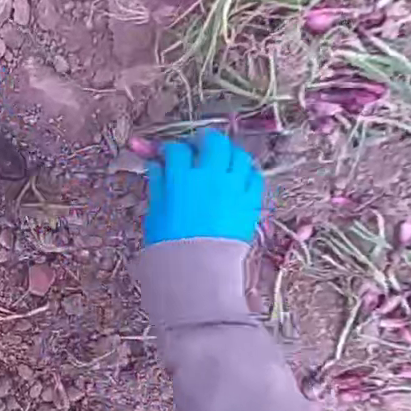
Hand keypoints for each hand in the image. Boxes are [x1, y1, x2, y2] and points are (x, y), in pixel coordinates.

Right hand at [143, 128, 263, 244]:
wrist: (198, 270)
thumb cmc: (170, 245)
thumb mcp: (156, 214)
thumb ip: (159, 185)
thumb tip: (157, 166)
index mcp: (182, 178)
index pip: (176, 150)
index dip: (170, 150)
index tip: (168, 155)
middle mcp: (210, 177)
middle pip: (212, 142)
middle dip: (204, 140)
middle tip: (198, 145)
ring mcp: (234, 188)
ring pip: (237, 155)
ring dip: (228, 153)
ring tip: (221, 159)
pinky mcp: (249, 202)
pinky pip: (254, 177)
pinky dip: (246, 173)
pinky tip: (238, 177)